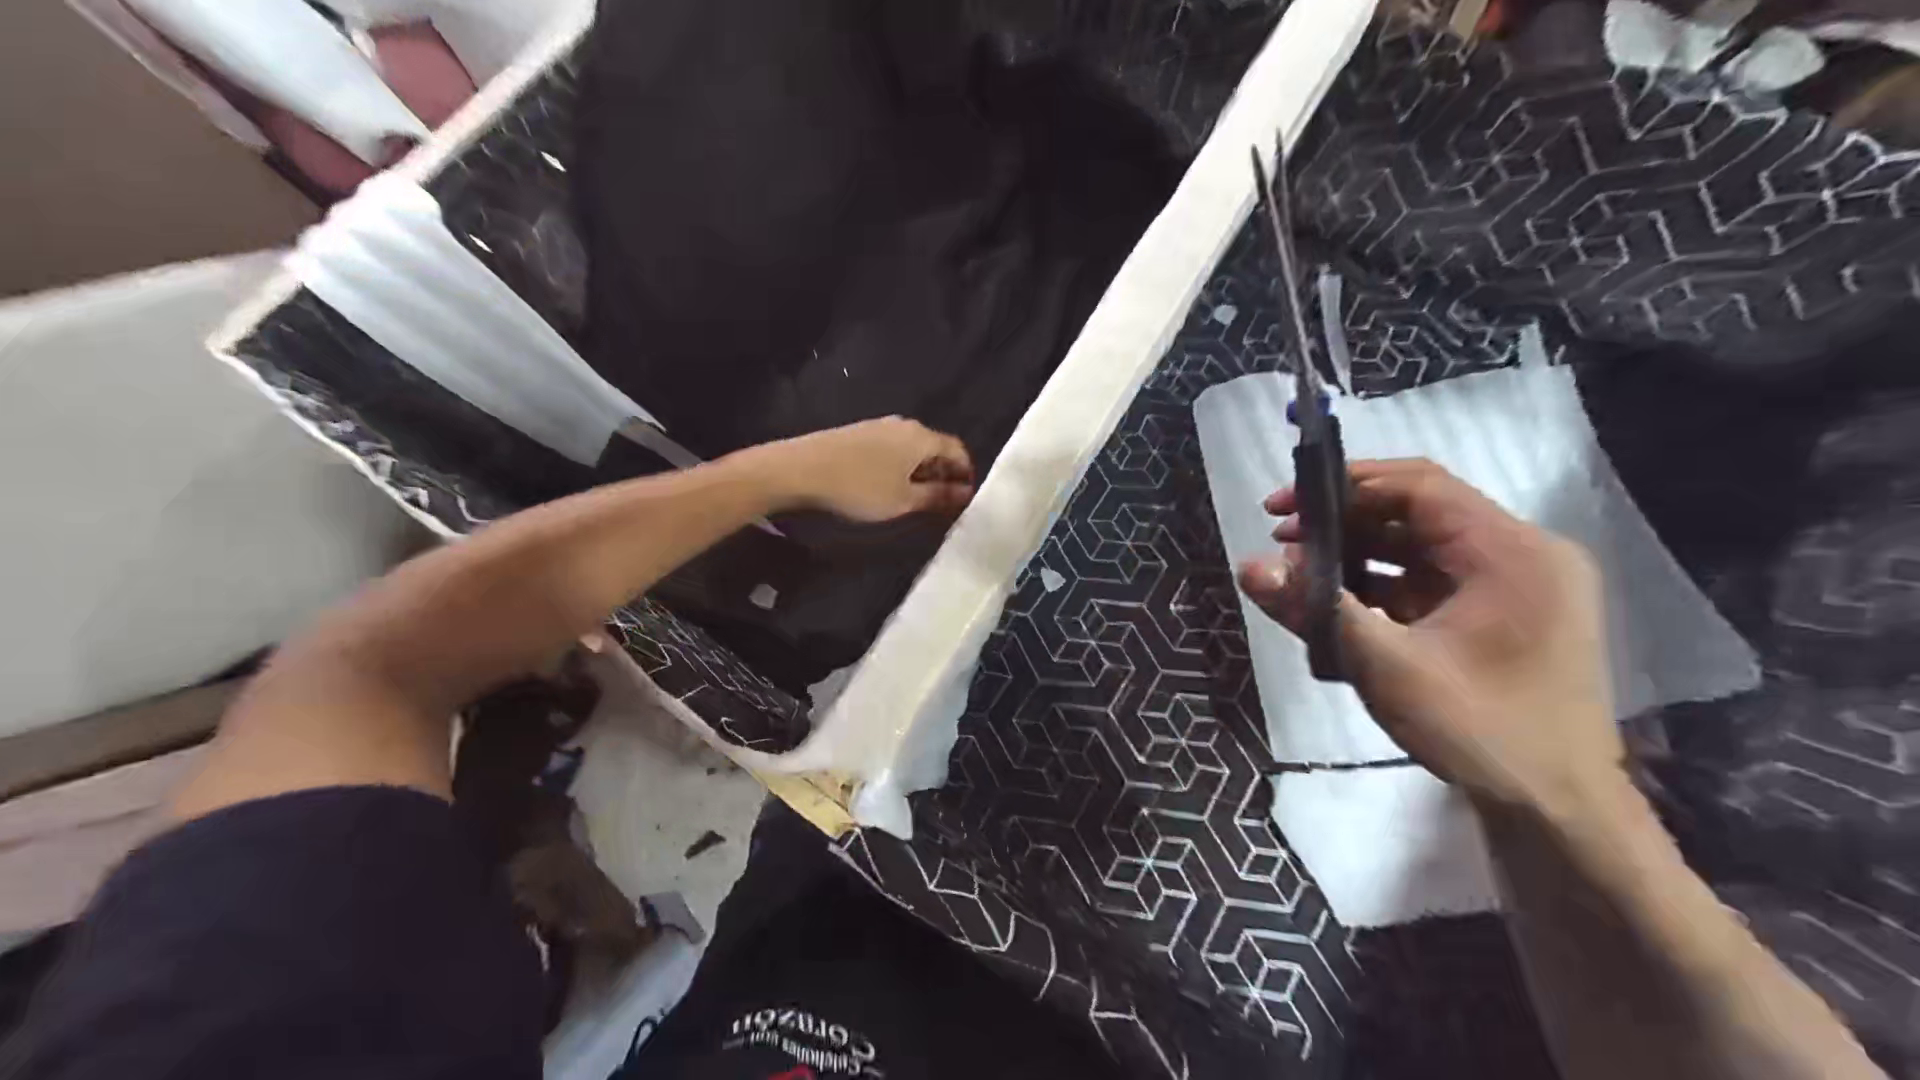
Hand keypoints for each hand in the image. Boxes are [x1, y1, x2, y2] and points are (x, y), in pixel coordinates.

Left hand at [743, 416, 975, 521]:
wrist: (800, 470)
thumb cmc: (859, 488)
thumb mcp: (903, 501)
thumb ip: (937, 497)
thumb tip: (965, 494)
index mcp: (921, 437)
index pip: (957, 449)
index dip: (966, 473)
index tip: (965, 497)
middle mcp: (904, 425)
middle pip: (935, 447)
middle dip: (943, 473)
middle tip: (943, 503)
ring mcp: (879, 426)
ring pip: (912, 449)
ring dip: (920, 472)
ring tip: (916, 499)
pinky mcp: (859, 433)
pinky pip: (892, 449)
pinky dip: (900, 467)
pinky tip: (888, 487)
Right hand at [1238, 458, 1622, 810]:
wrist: (1557, 811)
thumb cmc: (1481, 731)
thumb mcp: (1387, 667)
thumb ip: (1316, 609)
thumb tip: (1247, 567)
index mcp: (1511, 553)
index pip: (1420, 487)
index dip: (1345, 485)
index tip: (1283, 505)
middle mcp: (1519, 556)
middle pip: (1416, 512)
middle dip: (1342, 518)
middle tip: (1279, 536)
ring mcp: (1510, 586)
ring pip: (1418, 545)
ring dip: (1356, 549)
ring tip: (1296, 565)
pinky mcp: (1495, 614)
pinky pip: (1426, 578)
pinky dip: (1378, 580)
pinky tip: (1332, 596)